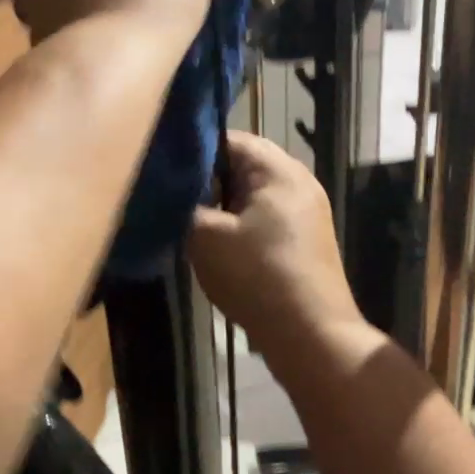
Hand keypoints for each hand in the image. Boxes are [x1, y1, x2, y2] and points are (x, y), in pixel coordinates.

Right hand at [189, 131, 367, 357]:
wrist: (311, 334)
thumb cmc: (257, 276)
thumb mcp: (204, 236)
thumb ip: (182, 204)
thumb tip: (169, 191)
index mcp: (278, 170)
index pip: (228, 139)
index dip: (192, 151)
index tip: (163, 171)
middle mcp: (298, 182)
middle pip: (241, 166)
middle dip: (206, 182)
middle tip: (173, 201)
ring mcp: (306, 212)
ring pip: (250, 195)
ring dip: (220, 207)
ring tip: (190, 226)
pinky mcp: (304, 240)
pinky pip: (263, 218)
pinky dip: (238, 226)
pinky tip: (217, 248)